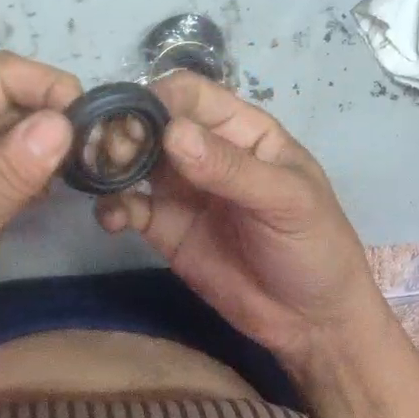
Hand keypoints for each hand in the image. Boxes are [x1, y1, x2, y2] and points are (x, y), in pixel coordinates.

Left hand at [0, 53, 81, 389]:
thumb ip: (8, 178)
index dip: (50, 86)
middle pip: (10, 99)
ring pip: (14, 133)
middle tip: (107, 152)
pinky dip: (40, 172)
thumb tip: (63, 120)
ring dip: (54, 142)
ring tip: (96, 168)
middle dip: (59, 112)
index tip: (94, 125)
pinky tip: (65, 192)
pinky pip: (9, 169)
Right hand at [94, 72, 388, 372]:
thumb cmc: (314, 246)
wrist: (311, 321)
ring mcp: (181, 190)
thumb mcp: (286, 201)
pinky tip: (113, 220)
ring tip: (104, 179)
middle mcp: (204, 151)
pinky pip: (128, 207)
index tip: (136, 120)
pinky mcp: (163, 229)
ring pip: (133, 162)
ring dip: (112, 165)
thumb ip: (231, 168)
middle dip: (126, 131)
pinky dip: (112, 208)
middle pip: (152, 124)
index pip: (191, 95)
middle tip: (110, 151)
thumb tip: (172, 134)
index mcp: (241, 130)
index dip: (161, 99)